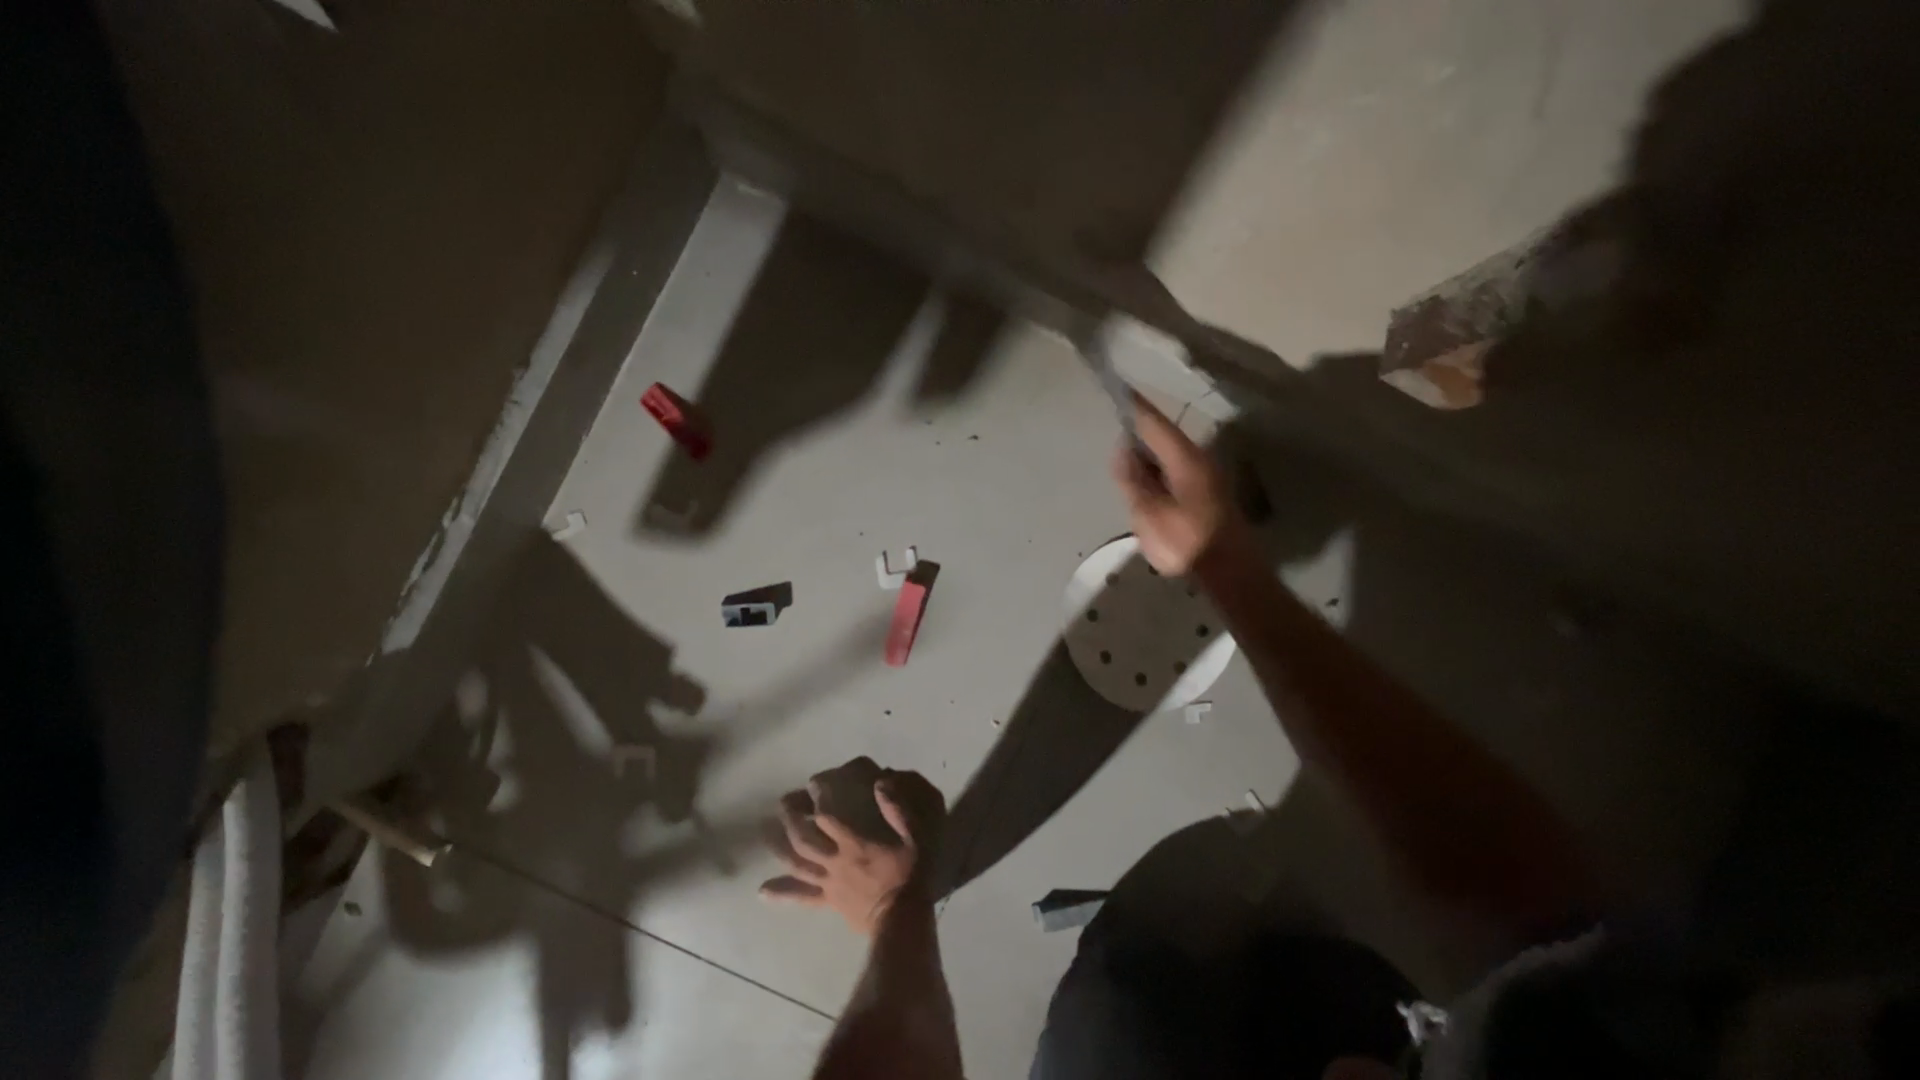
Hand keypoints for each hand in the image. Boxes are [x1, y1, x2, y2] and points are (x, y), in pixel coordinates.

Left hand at [760, 760, 944, 935]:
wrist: (904, 921)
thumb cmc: (911, 877)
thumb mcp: (915, 838)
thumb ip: (898, 811)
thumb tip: (881, 783)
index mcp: (854, 844)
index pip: (828, 815)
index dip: (818, 797)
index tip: (813, 784)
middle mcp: (834, 861)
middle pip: (803, 838)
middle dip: (790, 817)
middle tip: (784, 801)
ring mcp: (828, 883)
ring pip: (796, 863)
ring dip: (778, 846)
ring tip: (764, 831)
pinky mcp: (828, 902)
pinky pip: (802, 897)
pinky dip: (782, 893)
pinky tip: (762, 890)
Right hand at [1112, 395, 1247, 574]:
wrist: (1230, 572)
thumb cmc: (1187, 542)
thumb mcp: (1148, 513)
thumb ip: (1133, 479)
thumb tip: (1123, 449)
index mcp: (1184, 458)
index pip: (1153, 422)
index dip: (1133, 406)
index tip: (1115, 389)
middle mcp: (1199, 459)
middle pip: (1163, 436)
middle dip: (1137, 432)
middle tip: (1111, 428)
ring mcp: (1206, 476)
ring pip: (1169, 455)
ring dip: (1147, 454)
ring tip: (1122, 459)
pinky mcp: (1207, 494)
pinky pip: (1175, 471)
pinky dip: (1157, 470)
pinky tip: (1143, 483)